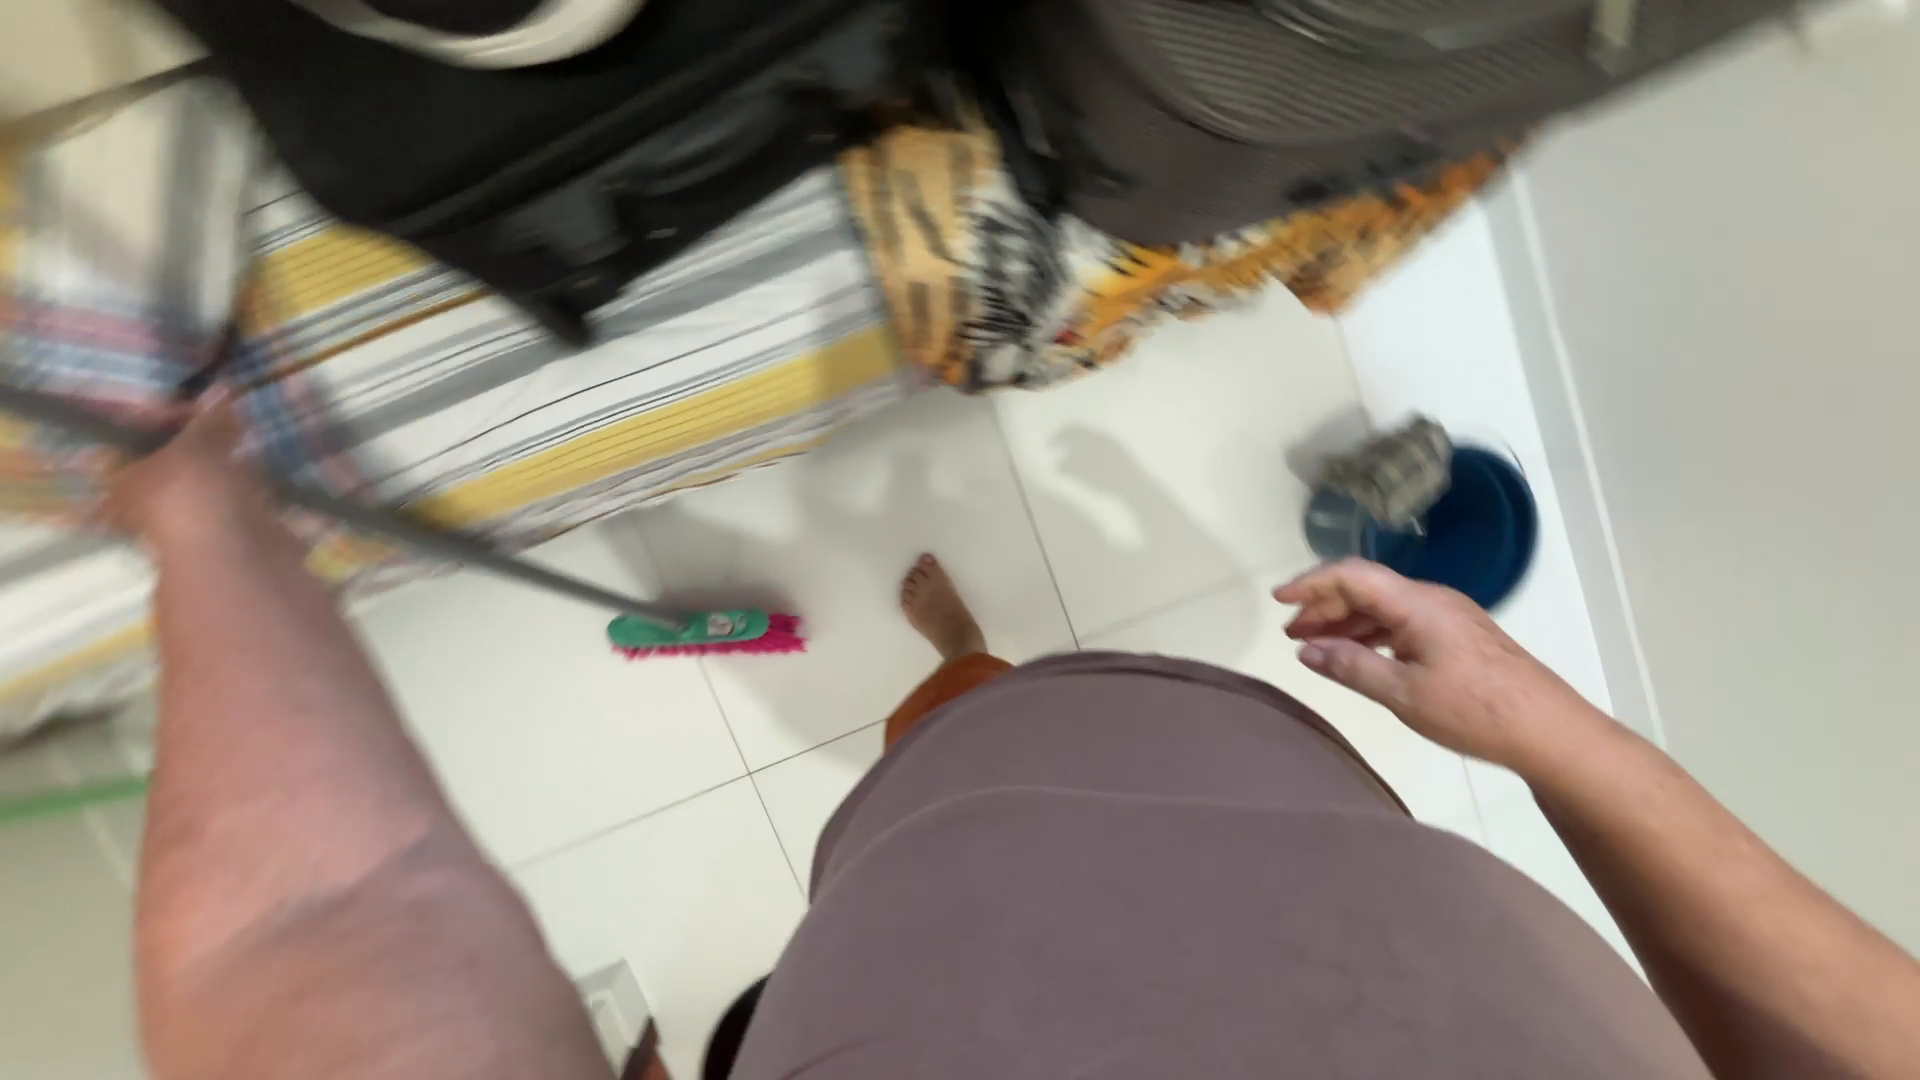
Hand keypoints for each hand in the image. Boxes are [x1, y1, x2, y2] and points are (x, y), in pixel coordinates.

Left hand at [102, 388, 274, 549]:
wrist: (238, 557)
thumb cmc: (195, 500)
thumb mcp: (194, 449)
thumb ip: (208, 421)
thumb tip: (222, 389)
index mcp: (125, 479)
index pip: (139, 434)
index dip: (168, 414)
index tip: (205, 404)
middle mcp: (155, 498)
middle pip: (179, 456)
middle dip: (206, 439)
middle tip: (232, 420)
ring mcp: (200, 515)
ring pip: (215, 478)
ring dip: (234, 463)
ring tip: (253, 443)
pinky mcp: (239, 528)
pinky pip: (247, 497)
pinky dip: (259, 485)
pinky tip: (269, 475)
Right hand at [1272, 558, 1601, 770]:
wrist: (1554, 734)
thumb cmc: (1476, 711)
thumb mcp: (1403, 693)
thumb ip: (1350, 667)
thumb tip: (1306, 650)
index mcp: (1417, 604)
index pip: (1352, 576)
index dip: (1311, 583)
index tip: (1279, 600)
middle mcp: (1431, 600)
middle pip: (1365, 587)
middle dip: (1322, 605)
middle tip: (1290, 633)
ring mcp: (1447, 617)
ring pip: (1382, 606)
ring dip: (1343, 621)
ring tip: (1313, 645)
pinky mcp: (1456, 636)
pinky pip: (1399, 621)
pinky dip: (1368, 633)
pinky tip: (1355, 654)